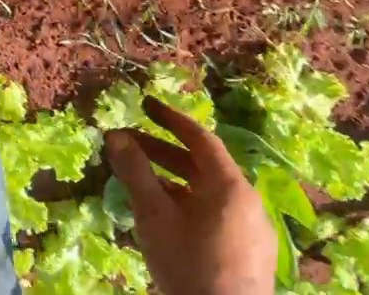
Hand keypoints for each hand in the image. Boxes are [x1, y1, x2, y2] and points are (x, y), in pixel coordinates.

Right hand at [105, 97, 276, 294]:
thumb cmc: (188, 264)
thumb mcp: (153, 214)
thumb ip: (135, 170)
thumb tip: (116, 135)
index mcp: (230, 188)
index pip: (201, 138)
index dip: (171, 118)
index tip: (145, 104)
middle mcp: (248, 203)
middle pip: (203, 163)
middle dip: (162, 148)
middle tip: (127, 141)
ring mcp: (253, 230)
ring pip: (208, 189)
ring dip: (172, 175)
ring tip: (137, 175)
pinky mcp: (250, 252)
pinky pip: (216, 210)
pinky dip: (186, 198)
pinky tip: (162, 210)